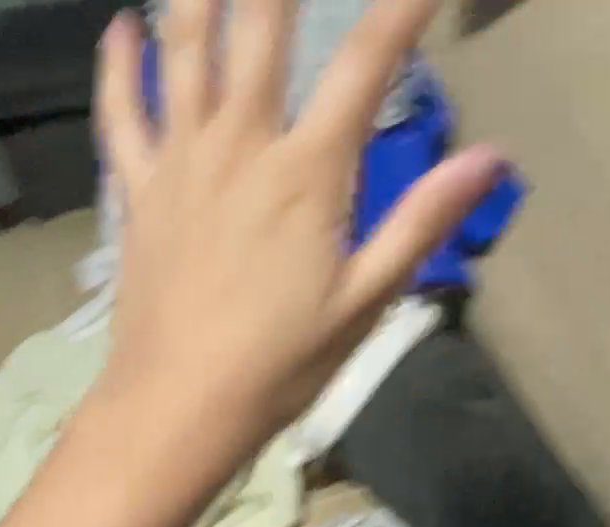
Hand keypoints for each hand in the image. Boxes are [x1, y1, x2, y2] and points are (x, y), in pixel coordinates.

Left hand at [94, 0, 504, 435]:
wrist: (181, 404)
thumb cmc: (283, 362)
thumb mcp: (366, 300)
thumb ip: (422, 221)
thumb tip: (491, 157)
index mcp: (307, 173)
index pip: (363, 64)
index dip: (399, 10)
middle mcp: (240, 144)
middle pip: (262, 26)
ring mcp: (179, 160)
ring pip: (184, 46)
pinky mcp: (136, 190)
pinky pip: (119, 110)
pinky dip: (117, 63)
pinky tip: (120, 27)